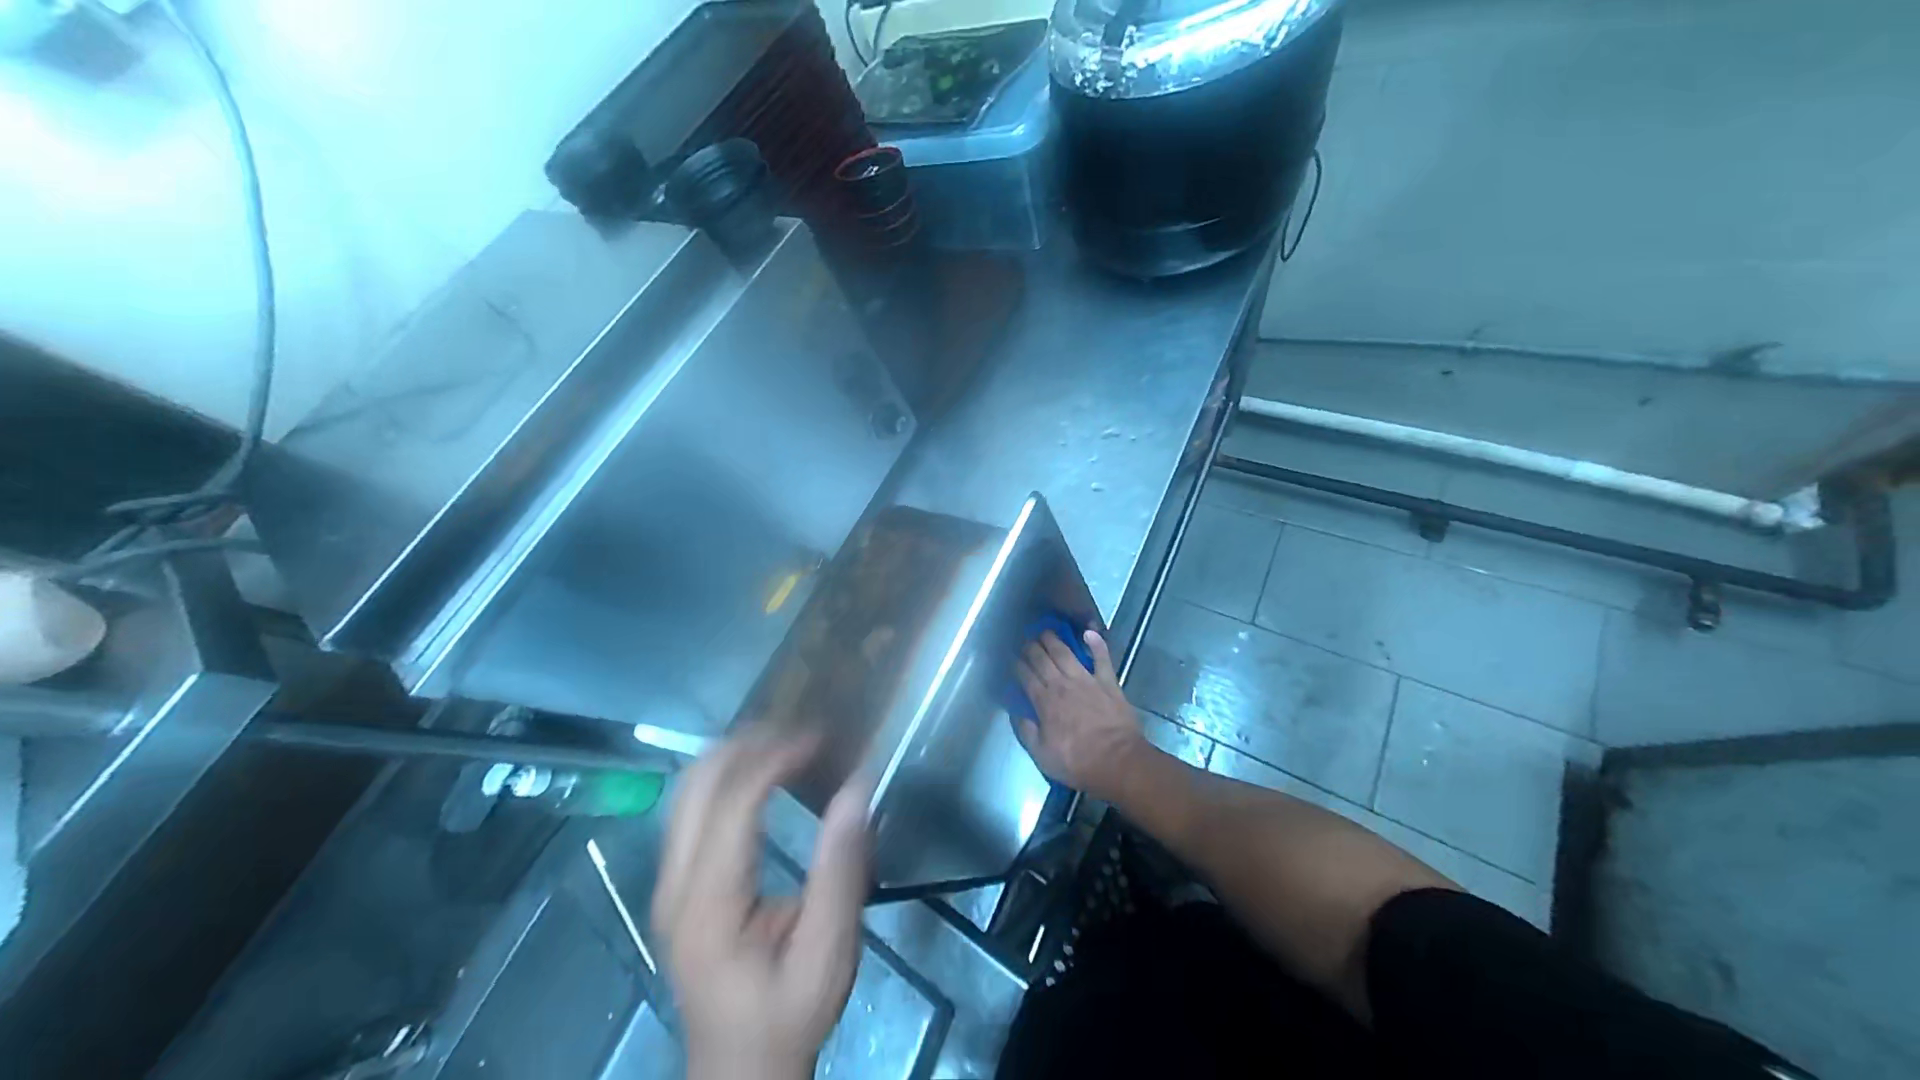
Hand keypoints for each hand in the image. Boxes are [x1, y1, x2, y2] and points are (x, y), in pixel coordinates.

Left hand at [652, 732, 870, 1079]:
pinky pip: (690, 807)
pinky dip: (725, 775)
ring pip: (686, 789)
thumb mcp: (829, 953)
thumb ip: (840, 871)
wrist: (741, 1068)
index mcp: (707, 904)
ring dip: (734, 754)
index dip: (775, 758)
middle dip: (749, 743)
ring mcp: (666, 882)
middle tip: (803, 729)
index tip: (820, 737)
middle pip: (696, 783)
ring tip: (786, 741)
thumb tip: (856, 790)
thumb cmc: (789, 1013)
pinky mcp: (674, 883)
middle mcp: (674, 883)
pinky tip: (761, 771)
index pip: (733, 803)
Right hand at [1013, 629, 1153, 802]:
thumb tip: (1016, 714)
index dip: (1017, 665)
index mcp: (1044, 702)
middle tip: (1025, 641)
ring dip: (1054, 640)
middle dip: (1031, 647)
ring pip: (1066, 653)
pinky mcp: (1108, 682)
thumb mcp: (1042, 756)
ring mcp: (1086, 680)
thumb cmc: (1078, 762)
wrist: (1118, 762)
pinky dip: (1096, 644)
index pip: (1025, 676)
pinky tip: (1089, 632)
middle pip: (1042, 659)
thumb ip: (1027, 732)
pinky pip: (1102, 658)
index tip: (1012, 658)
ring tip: (1045, 631)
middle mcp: (1062, 685)